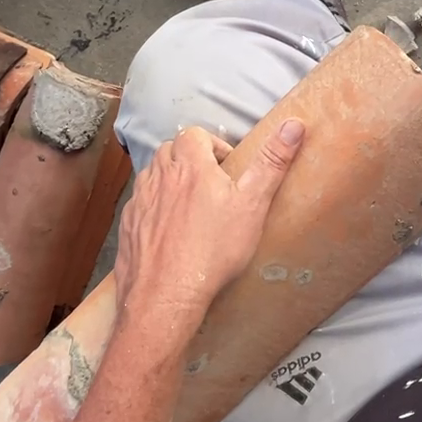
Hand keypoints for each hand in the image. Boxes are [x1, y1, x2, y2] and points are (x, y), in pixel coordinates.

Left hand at [113, 120, 303, 332]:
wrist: (165, 297)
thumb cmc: (212, 249)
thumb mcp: (252, 204)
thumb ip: (272, 162)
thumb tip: (293, 125)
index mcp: (190, 166)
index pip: (194, 134)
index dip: (212, 144)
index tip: (226, 166)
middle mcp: (160, 177)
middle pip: (169, 150)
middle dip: (189, 158)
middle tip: (210, 182)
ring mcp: (139, 202)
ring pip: (152, 175)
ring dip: (169, 180)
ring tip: (190, 204)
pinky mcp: (127, 227)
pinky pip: (139, 204)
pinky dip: (154, 207)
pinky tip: (169, 230)